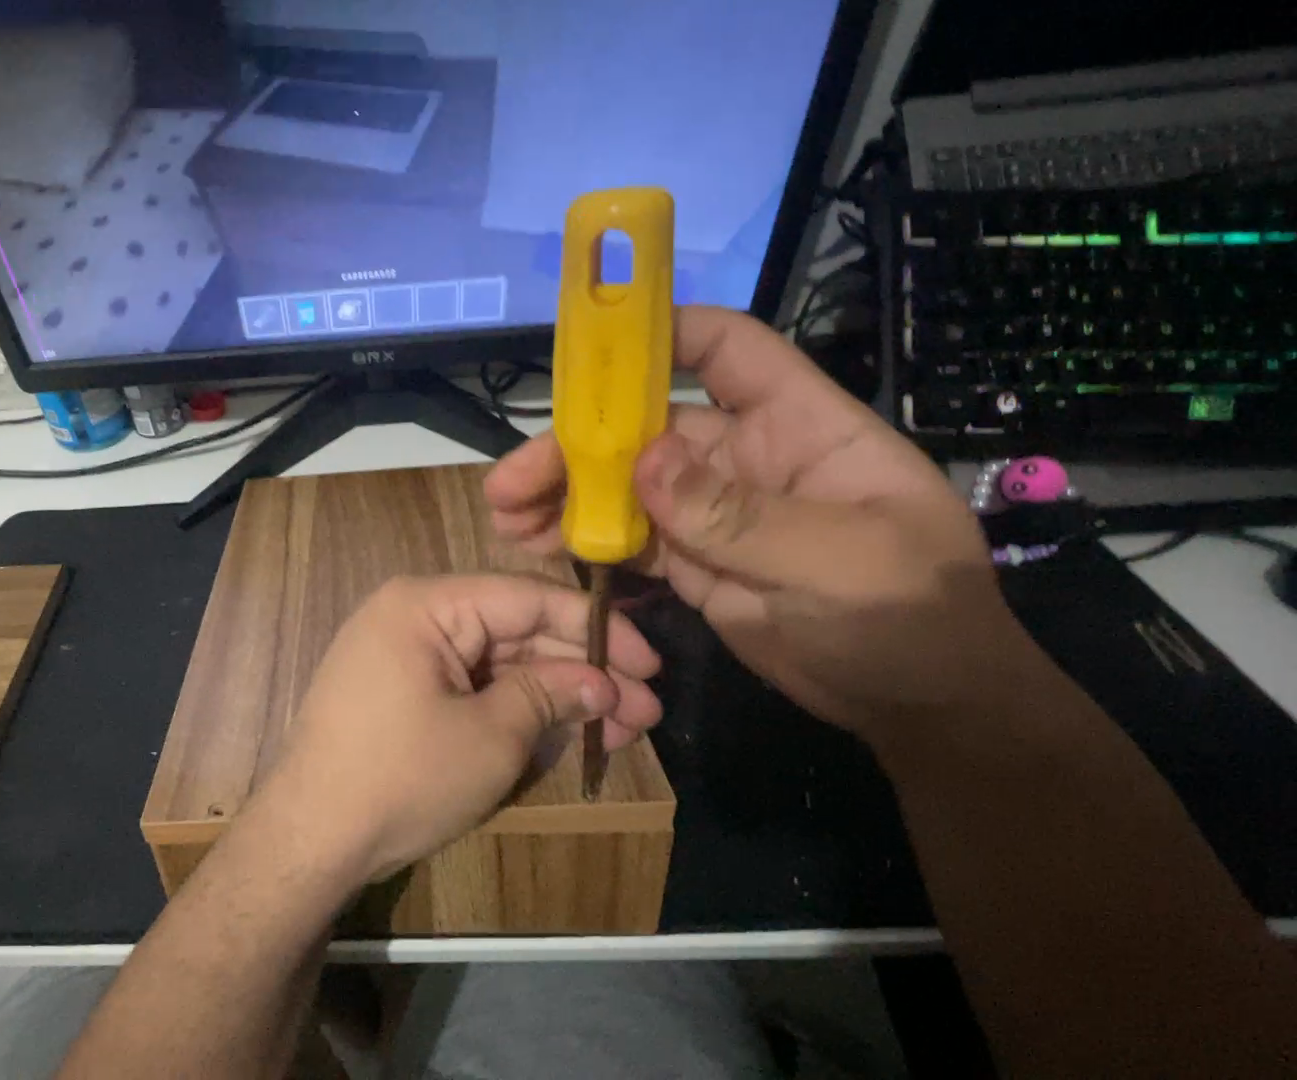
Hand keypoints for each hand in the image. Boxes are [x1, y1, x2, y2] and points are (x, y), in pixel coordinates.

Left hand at [246, 574, 661, 884]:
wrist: (311, 837)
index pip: (526, 597)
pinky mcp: (401, 692)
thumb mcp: (489, 736)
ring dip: (555, 692)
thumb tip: (603, 681)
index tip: (651, 661)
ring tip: (622, 728)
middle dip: (582, 669)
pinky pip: (469, 685)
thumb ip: (548, 695)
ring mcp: (403, 655)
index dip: (595, 627)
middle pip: (514, 630)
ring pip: (496, 662)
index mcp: (425, 603)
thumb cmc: (402, 777)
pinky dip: (515, 706)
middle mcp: (411, 615)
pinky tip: (566, 729)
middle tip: (647, 707)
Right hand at [487, 306, 1042, 739]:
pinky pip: (626, 537)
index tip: (586, 352)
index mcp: (798, 425)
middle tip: (510, 480)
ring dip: (563, 493)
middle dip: (575, 444)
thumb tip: (644, 464)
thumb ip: (740, 515)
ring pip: (623, 483)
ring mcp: (712, 510)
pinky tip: (533, 546)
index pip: (727, 350)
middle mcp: (745, 455)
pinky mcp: (690, 560)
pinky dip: (579, 539)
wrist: (918, 705)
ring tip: (505, 516)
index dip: (660, 335)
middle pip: (646, 425)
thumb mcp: (839, 563)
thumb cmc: (910, 618)